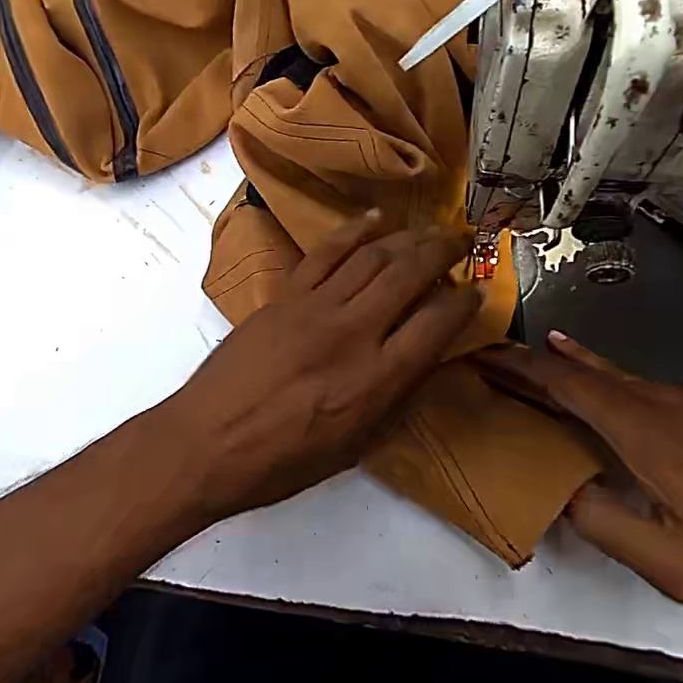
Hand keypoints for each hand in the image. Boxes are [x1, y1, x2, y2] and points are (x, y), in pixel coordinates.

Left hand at [155, 212, 481, 518]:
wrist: (206, 443)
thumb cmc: (282, 462)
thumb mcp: (355, 447)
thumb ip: (398, 401)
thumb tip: (430, 361)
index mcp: (376, 380)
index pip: (437, 325)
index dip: (465, 303)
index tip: (476, 291)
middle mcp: (352, 333)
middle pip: (410, 275)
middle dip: (444, 251)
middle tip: (462, 241)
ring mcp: (315, 308)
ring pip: (372, 256)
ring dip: (407, 237)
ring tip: (430, 229)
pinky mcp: (285, 296)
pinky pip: (326, 253)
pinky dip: (354, 232)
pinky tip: (376, 220)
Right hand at [473, 331, 682, 638]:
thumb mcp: (665, 560)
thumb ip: (599, 520)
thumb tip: (555, 488)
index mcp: (643, 430)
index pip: (566, 384)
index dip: (519, 367)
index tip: (482, 356)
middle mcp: (660, 405)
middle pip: (583, 370)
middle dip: (534, 360)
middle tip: (493, 356)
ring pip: (609, 374)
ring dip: (564, 366)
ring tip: (528, 360)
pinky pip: (632, 385)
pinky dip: (596, 377)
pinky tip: (592, 378)